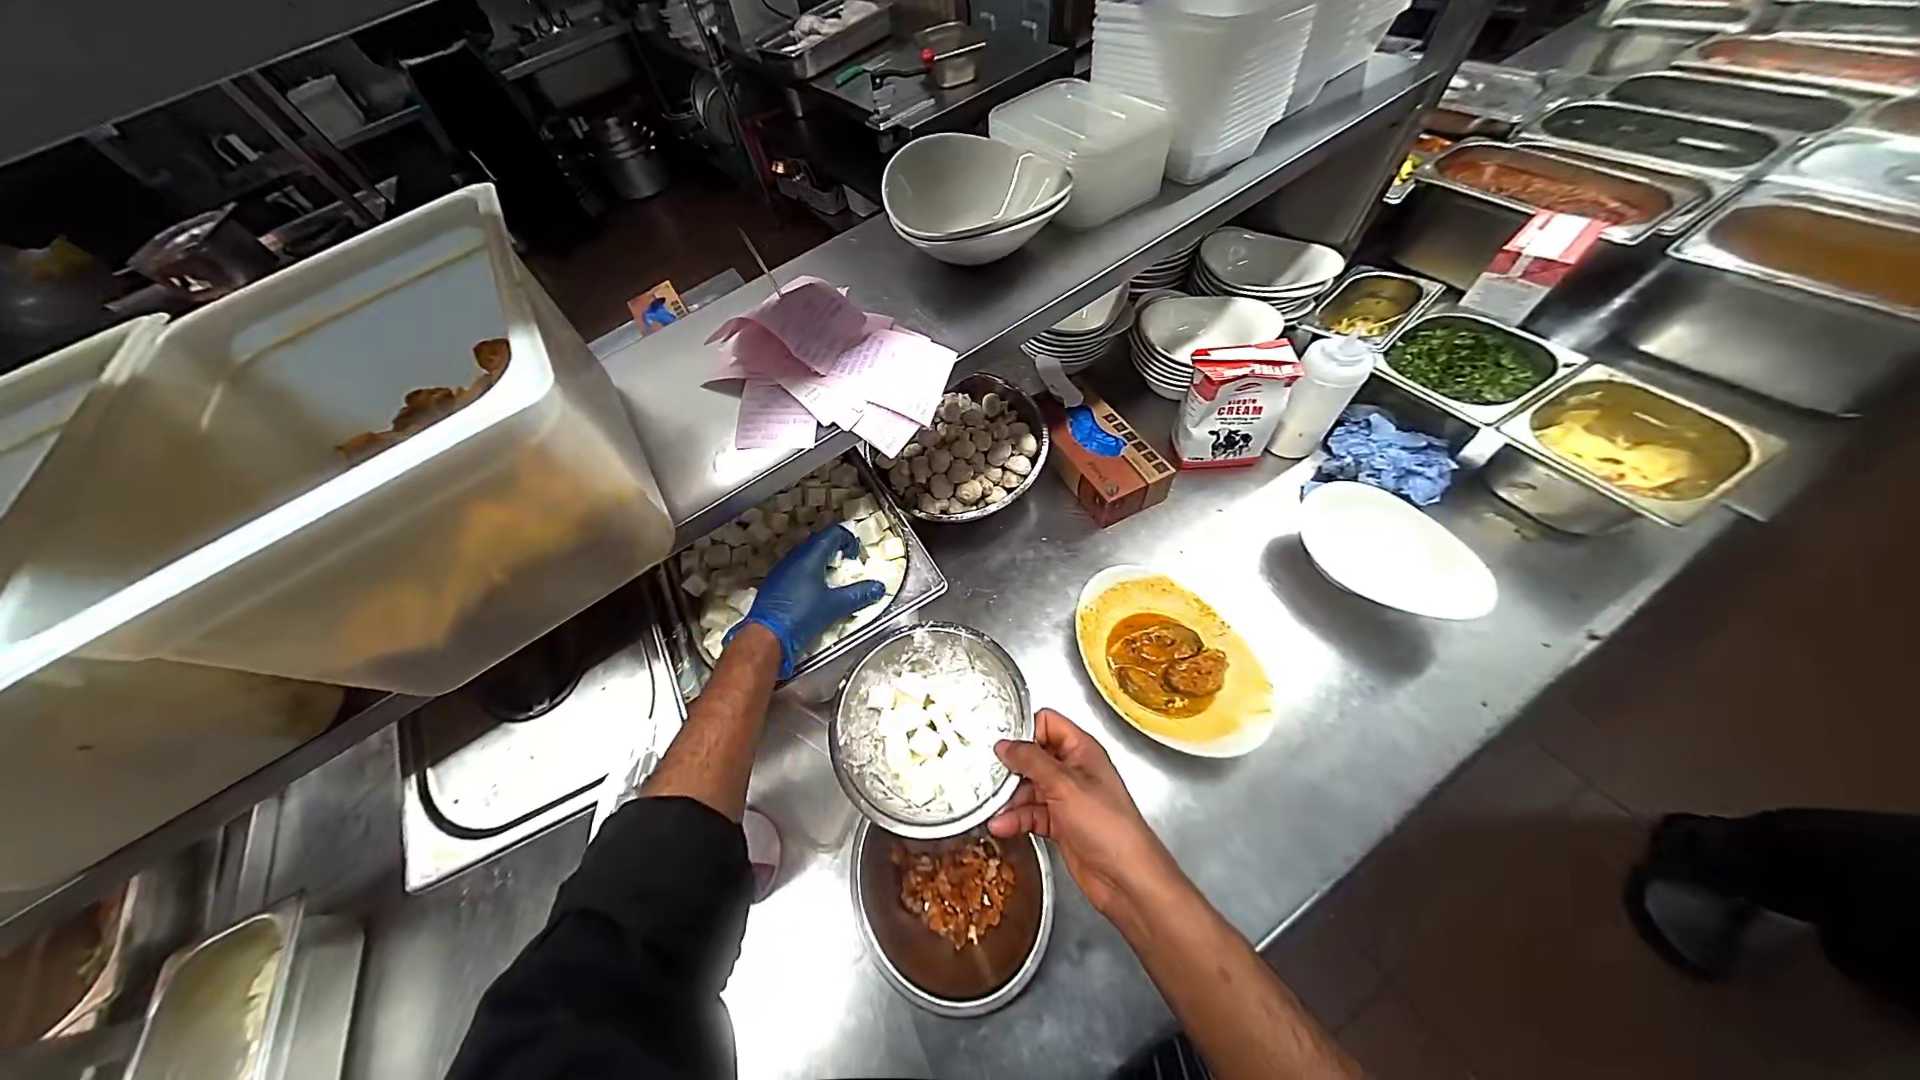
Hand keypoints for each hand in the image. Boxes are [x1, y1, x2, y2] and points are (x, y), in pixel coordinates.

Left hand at [732, 525, 884, 677]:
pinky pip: (795, 568)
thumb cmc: (802, 616)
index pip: (833, 534)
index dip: (848, 540)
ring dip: (821, 561)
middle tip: (847, 563)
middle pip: (818, 542)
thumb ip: (858, 595)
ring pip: (805, 555)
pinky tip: (813, 589)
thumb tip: (879, 588)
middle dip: (836, 549)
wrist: (766, 635)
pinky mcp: (774, 582)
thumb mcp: (835, 606)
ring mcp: (781, 569)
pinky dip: (808, 572)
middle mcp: (794, 557)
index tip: (856, 555)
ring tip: (832, 576)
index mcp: (810, 556)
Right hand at [990, 709, 1184, 922]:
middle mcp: (1074, 770)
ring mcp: (1067, 798)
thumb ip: (1031, 760)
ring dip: (1010, 798)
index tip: (1004, 744)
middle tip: (991, 775)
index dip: (1026, 731)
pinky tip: (1002, 825)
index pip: (1048, 723)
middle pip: (1034, 757)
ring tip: (993, 807)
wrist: (1125, 878)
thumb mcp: (1063, 784)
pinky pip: (1032, 814)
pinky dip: (1016, 819)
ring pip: (1030, 788)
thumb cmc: (1108, 826)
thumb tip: (1006, 745)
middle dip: (1012, 768)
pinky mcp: (1061, 824)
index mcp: (1081, 750)